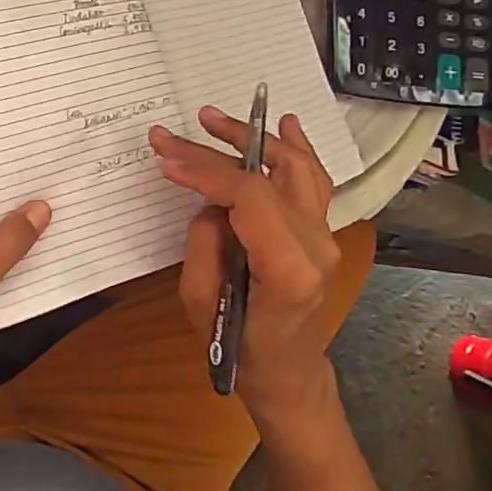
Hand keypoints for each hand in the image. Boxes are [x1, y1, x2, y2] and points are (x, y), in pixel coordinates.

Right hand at [149, 107, 340, 423]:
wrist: (287, 371)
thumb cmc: (239, 346)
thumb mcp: (202, 302)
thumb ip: (205, 243)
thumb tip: (210, 200)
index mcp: (290, 267)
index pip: (250, 196)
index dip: (206, 171)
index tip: (167, 158)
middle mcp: (316, 244)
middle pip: (267, 175)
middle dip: (214, 149)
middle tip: (172, 135)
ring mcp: (325, 235)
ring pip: (296, 168)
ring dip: (254, 138)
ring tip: (214, 119)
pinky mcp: (320, 231)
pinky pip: (313, 181)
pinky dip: (298, 148)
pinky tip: (287, 124)